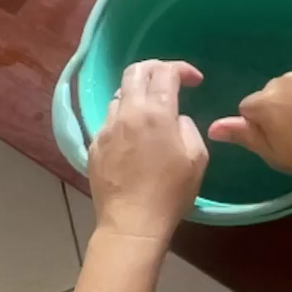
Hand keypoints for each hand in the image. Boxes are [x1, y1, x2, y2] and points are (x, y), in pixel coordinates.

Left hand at [90, 60, 208, 242]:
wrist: (131, 223)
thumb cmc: (171, 192)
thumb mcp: (196, 158)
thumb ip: (188, 128)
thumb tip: (176, 120)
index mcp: (157, 112)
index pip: (166, 71)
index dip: (182, 69)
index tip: (195, 80)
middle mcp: (128, 112)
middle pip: (136, 71)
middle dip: (156, 68)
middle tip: (170, 79)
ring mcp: (107, 128)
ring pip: (120, 94)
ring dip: (138, 93)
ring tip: (151, 109)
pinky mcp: (95, 145)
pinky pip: (110, 120)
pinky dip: (125, 117)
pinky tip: (134, 136)